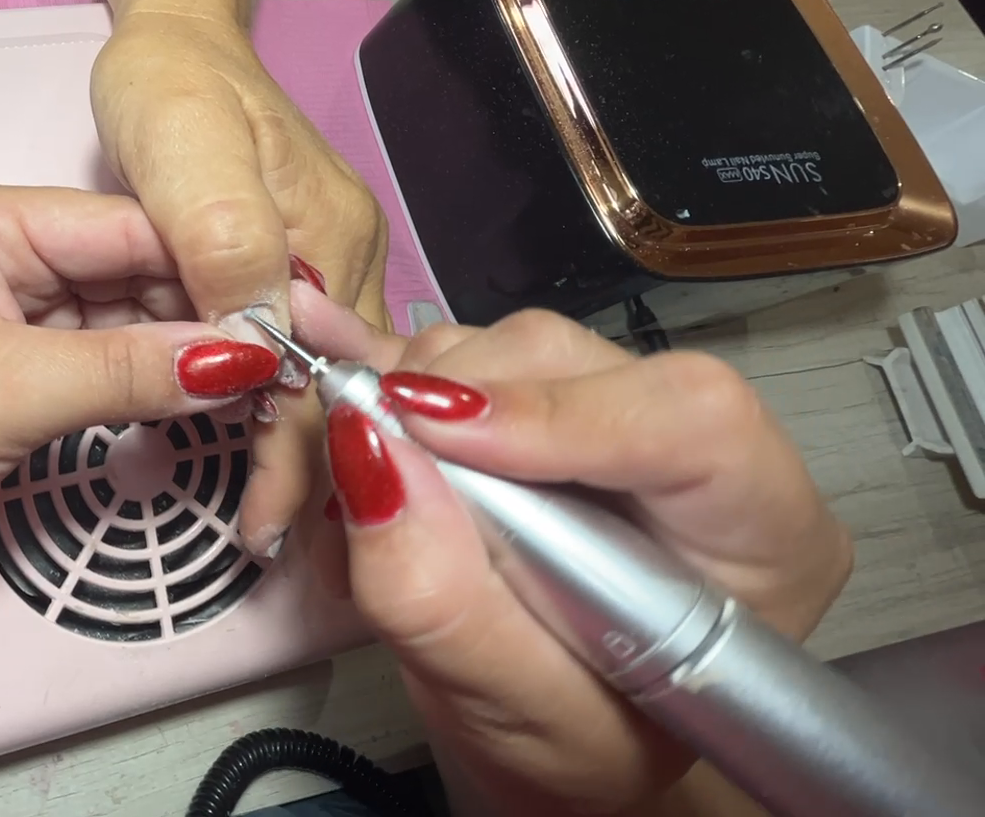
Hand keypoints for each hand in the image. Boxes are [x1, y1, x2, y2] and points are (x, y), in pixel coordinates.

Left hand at [0, 180, 284, 569]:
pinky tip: (207, 399)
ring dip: (188, 353)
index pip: (133, 228)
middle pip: (138, 270)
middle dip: (211, 317)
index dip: (218, 273)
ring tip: (270, 385)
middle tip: (300, 360)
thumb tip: (245, 354)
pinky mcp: (20, 359)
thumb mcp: (2, 392)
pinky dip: (152, 381)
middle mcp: (10, 248)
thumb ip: (126, 369)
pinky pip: (105, 358)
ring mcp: (17, 306)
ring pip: (128, 317)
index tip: (300, 316)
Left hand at [91, 8, 388, 554]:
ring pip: (295, 361)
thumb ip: (216, 240)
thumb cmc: (164, 77)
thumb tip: (258, 344)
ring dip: (271, 432)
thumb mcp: (177, 144)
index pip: (309, 357)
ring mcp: (304, 249)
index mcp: (312, 227)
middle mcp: (329, 245)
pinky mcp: (269, 252)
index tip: (267, 518)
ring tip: (252, 511)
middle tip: (260, 536)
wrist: (173, 26)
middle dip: (291, 455)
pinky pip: (268, 335)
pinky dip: (247, 386)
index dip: (288, 439)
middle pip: (317, 371)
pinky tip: (227, 423)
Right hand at [290, 293, 852, 814]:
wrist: (539, 721)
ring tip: (359, 480)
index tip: (428, 429)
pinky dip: (365, 358)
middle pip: (556, 359)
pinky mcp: (508, 392)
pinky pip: (429, 347)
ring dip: (396, 393)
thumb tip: (367, 450)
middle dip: (441, 399)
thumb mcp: (511, 704)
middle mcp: (669, 441)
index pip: (684, 418)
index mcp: (751, 529)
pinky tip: (328, 357)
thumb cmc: (565, 735)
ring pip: (481, 345)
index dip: (548, 411)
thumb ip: (436, 595)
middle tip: (365, 457)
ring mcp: (583, 401)